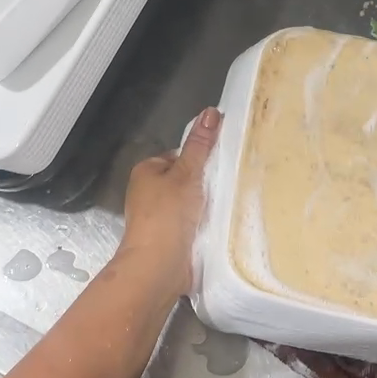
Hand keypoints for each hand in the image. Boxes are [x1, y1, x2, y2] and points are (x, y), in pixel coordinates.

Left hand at [118, 106, 221, 294]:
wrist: (159, 267)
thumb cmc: (168, 215)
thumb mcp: (187, 174)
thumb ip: (200, 146)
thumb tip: (210, 111)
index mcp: (146, 172)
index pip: (179, 156)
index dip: (200, 160)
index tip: (220, 166)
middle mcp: (149, 195)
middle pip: (187, 182)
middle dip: (206, 186)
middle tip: (230, 187)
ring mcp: (160, 220)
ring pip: (192, 206)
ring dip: (208, 209)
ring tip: (229, 208)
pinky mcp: (172, 241)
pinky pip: (194, 226)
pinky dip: (206, 227)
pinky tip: (222, 228)